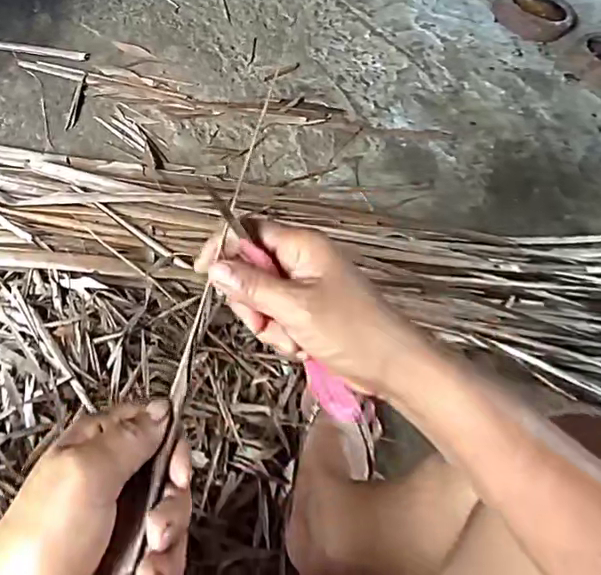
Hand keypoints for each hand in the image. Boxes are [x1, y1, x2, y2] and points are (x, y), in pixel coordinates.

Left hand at [0, 401, 191, 574]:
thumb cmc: (36, 539)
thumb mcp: (85, 472)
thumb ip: (127, 437)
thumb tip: (161, 407)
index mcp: (97, 444)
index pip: (150, 422)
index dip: (170, 441)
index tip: (175, 465)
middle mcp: (111, 480)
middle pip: (168, 475)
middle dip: (171, 502)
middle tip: (154, 523)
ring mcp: (120, 523)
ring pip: (172, 520)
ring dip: (166, 544)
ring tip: (145, 558)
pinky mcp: (127, 559)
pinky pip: (164, 558)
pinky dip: (159, 569)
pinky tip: (140, 573)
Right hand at [199, 221, 428, 396]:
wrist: (395, 368)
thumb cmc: (352, 331)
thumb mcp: (295, 308)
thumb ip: (252, 286)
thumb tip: (215, 266)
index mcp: (300, 245)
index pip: (249, 231)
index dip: (224, 247)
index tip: (205, 270)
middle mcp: (300, 259)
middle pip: (250, 268)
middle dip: (250, 299)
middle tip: (263, 320)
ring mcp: (304, 286)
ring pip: (260, 297)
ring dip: (267, 322)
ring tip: (292, 338)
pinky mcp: (308, 310)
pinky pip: (276, 316)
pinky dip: (281, 333)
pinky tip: (301, 347)